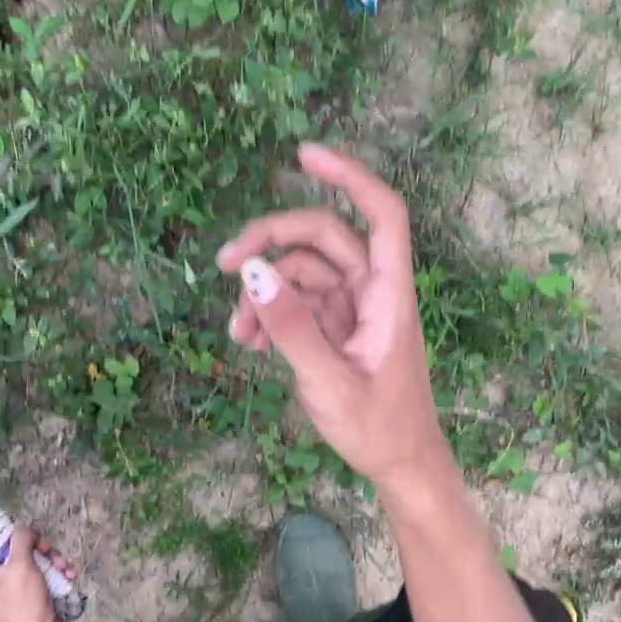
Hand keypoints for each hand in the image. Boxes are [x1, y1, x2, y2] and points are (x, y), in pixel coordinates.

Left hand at [0, 528, 76, 621]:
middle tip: (45, 546)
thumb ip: (21, 539)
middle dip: (33, 545)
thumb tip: (26, 532)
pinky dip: (56, 572)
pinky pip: (42, 574)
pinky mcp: (32, 595)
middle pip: (9, 549)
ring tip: (64, 566)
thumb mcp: (21, 565)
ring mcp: (13, 589)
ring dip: (51, 559)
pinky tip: (69, 575)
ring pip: (31, 560)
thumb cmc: (24, 604)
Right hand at [218, 143, 451, 487]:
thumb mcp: (328, 380)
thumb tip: (253, 273)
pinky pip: (296, 304)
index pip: (381, 214)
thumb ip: (292, 327)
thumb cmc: (378, 428)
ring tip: (236, 333)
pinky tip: (249, 343)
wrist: (397, 466)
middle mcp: (372, 290)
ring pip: (301, 273)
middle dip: (271, 242)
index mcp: (389, 294)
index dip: (348, 177)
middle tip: (223, 263)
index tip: (302, 156)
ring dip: (262, 293)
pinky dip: (270, 315)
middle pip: (322, 238)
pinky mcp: (334, 327)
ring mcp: (351, 308)